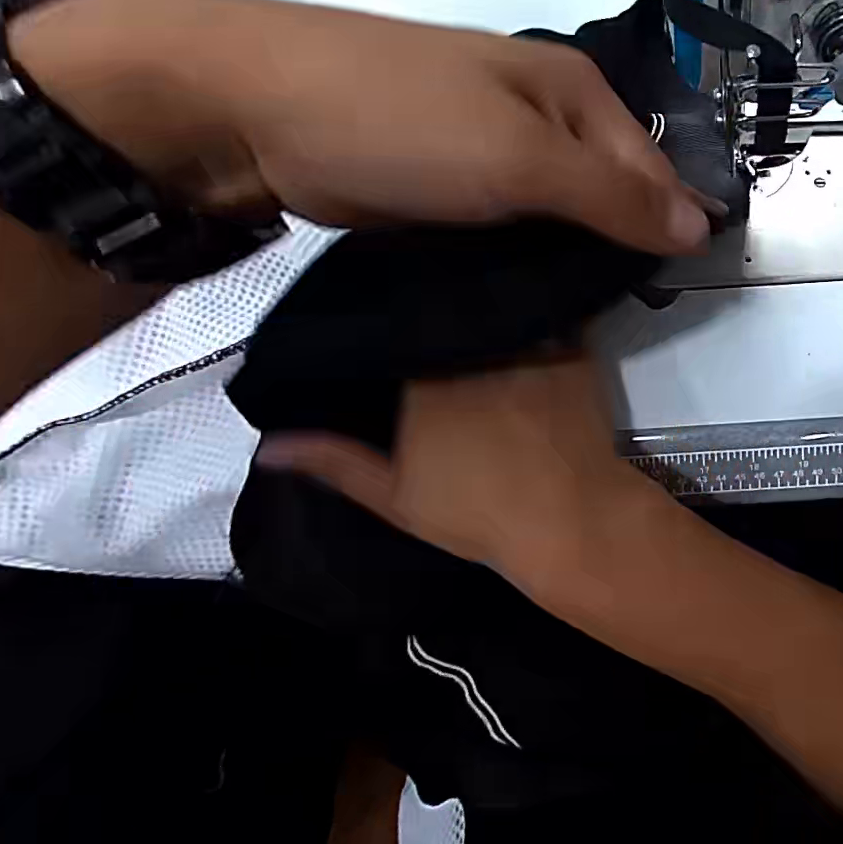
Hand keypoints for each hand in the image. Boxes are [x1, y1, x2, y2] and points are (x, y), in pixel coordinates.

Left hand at [9, 0, 711, 254]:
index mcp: (575, 91)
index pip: (651, 169)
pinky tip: (537, 290)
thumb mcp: (522, 159)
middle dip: (620, 244)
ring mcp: (497, 145)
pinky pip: (518, 223)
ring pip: (564, 211)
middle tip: (622, 308)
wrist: (249, 110)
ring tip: (583, 309)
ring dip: (574, 254)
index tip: (667, 290)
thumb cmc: (402, 122)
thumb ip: (615, 197)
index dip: (667, 226)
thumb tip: (704, 229)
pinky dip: (531, 255)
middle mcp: (545, 113)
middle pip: (610, 190)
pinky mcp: (458, 180)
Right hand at [252, 354, 671, 576]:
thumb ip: (336, 465)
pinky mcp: (573, 357)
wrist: (567, 520)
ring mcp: (528, 355)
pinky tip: (541, 330)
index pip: (410, 346)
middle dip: (456, 332)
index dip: (415, 349)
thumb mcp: (397, 499)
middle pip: (459, 330)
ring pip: (503, 322)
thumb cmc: (479, 515)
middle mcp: (475, 361)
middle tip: (464, 345)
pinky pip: (555, 325)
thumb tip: (270, 446)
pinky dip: (547, 326)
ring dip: (498, 324)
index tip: (421, 353)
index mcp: (425, 388)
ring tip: (496, 326)